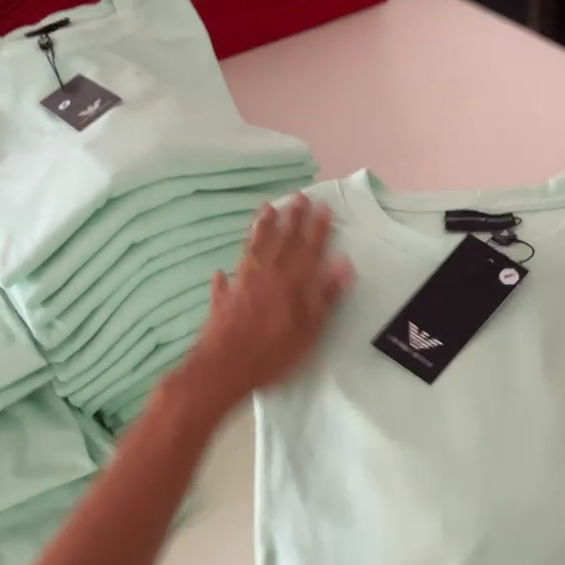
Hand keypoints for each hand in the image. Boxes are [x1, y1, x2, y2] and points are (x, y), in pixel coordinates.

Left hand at [173, 194, 352, 411]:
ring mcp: (242, 284)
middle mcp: (267, 276)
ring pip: (254, 250)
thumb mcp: (309, 329)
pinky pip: (226, 280)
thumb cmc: (273, 353)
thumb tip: (342, 264)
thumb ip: (325, 296)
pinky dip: (226, 273)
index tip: (323, 208)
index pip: (308, 249)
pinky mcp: (223, 299)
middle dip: (292, 219)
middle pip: (282, 242)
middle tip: (298, 197)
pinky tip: (222, 270)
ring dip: (262, 230)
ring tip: (267, 209)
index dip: (317, 229)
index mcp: (292, 283)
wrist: (224, 367)